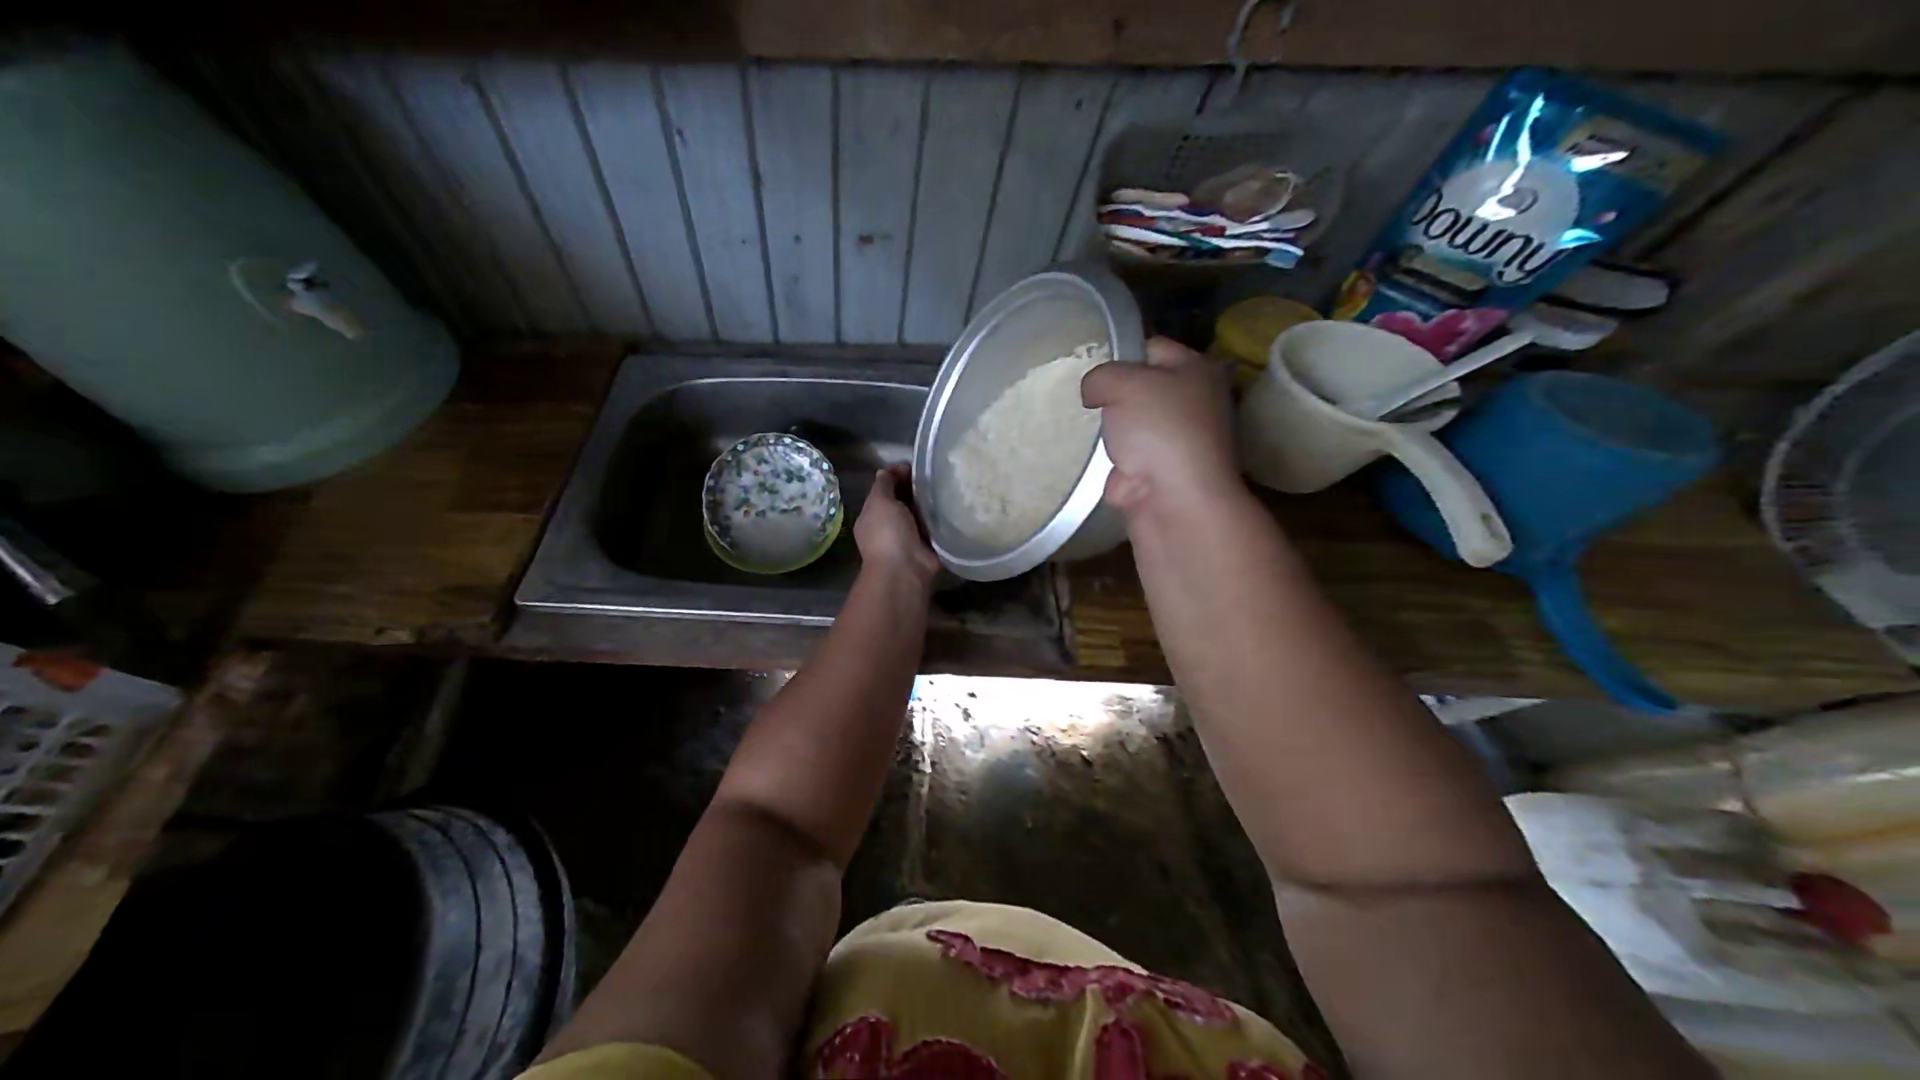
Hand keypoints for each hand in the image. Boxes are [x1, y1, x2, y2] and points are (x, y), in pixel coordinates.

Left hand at [853, 466, 939, 587]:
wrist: (905, 570)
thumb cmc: (887, 533)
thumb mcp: (879, 502)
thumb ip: (883, 485)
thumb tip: (884, 471)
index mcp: (873, 515)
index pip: (884, 489)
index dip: (896, 475)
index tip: (912, 466)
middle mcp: (890, 525)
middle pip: (903, 499)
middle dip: (915, 486)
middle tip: (933, 473)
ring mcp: (910, 535)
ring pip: (921, 512)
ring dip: (930, 501)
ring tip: (947, 484)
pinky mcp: (928, 545)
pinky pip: (935, 526)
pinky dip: (942, 517)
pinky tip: (953, 502)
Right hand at [1081, 336, 1238, 514]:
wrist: (1173, 498)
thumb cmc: (1158, 428)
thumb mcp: (1123, 382)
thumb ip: (1100, 376)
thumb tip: (1093, 392)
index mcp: (1196, 370)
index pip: (1152, 347)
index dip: (1120, 351)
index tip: (1089, 363)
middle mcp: (1192, 402)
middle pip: (1141, 385)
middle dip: (1111, 390)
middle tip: (1080, 393)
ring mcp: (1174, 439)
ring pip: (1131, 420)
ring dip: (1108, 425)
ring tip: (1076, 419)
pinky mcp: (1156, 470)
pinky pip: (1123, 453)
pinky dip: (1106, 455)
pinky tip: (1083, 450)